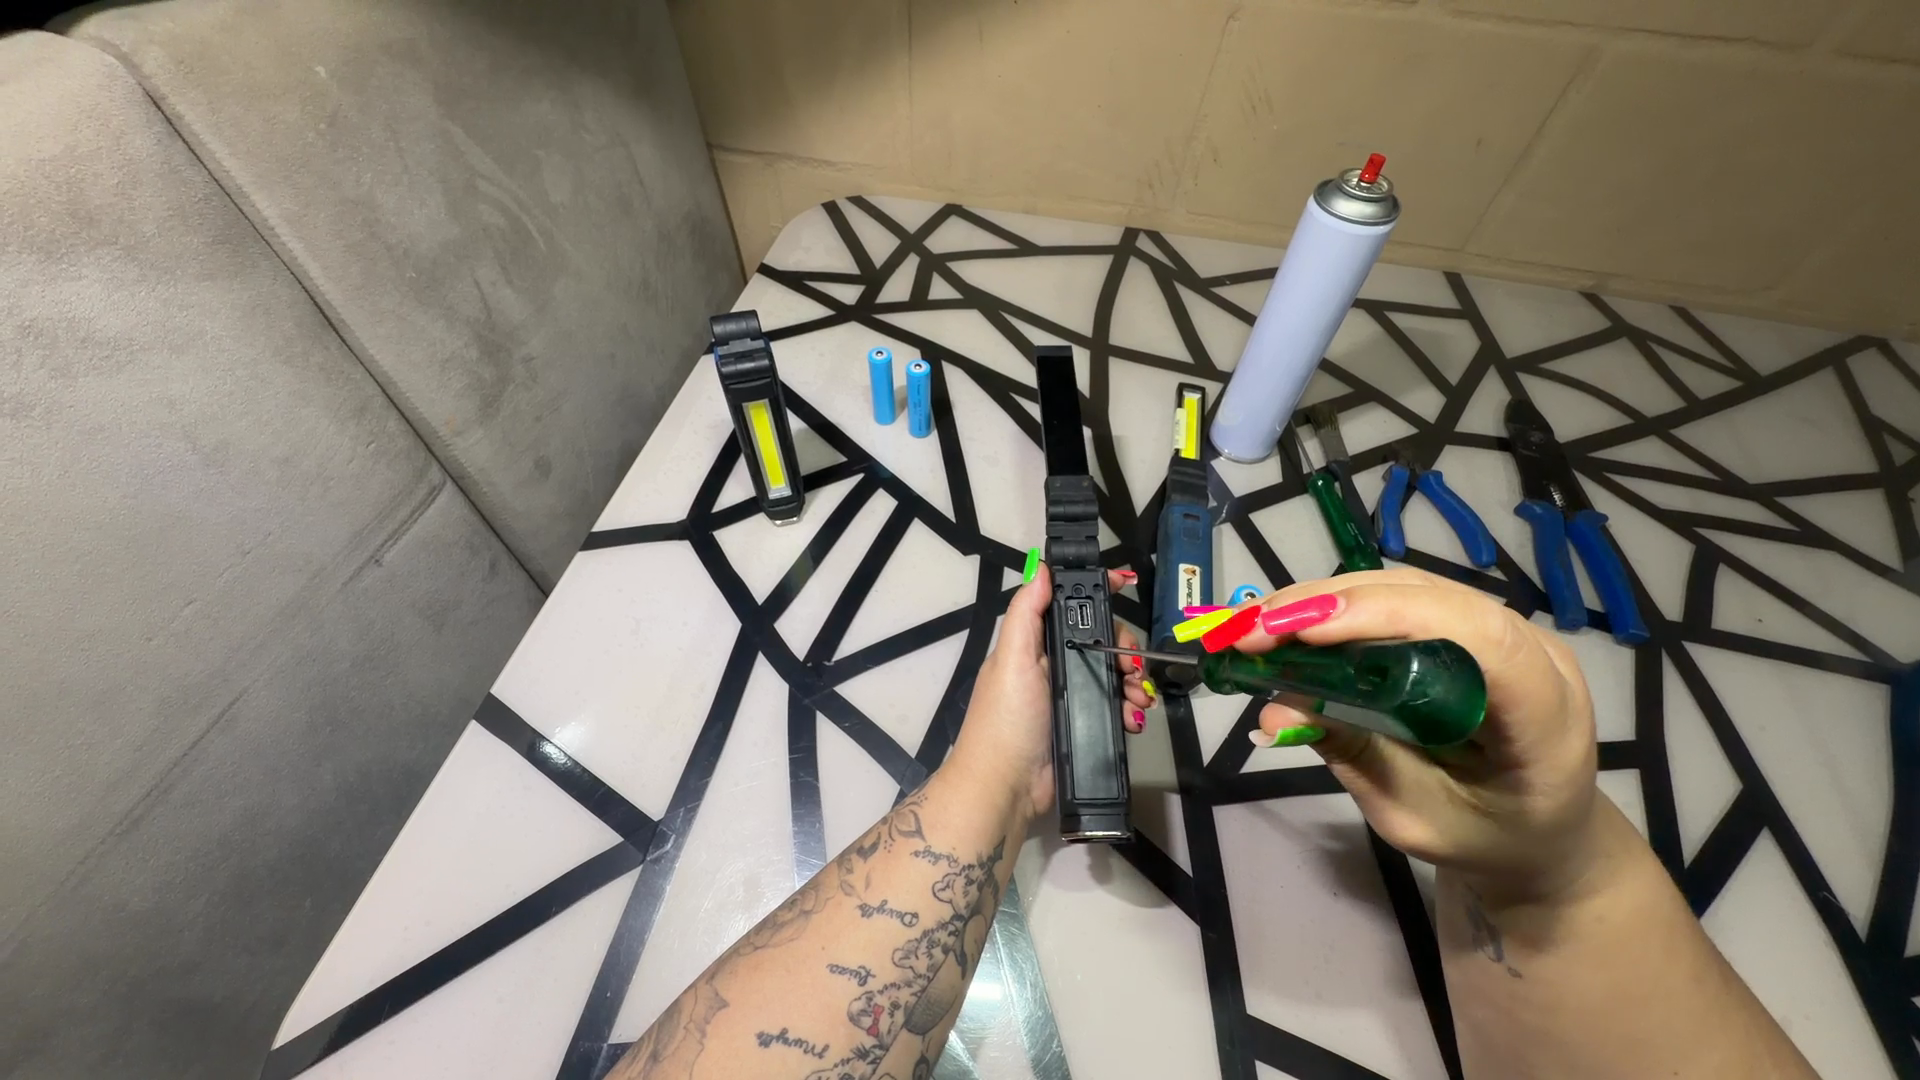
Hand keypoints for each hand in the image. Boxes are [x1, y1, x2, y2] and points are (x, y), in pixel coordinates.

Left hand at [946, 563, 1151, 820]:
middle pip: (1101, 642)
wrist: (1007, 785)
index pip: (1070, 608)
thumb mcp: (1012, 658)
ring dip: (1134, 682)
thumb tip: (1041, 566)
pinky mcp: (1085, 726)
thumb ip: (1027, 612)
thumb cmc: (1007, 716)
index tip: (1125, 583)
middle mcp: (1053, 667)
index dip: (1098, 593)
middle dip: (1125, 648)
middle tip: (1133, 666)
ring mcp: (1070, 697)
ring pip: (1114, 675)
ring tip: (1138, 697)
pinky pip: (1116, 707)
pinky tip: (1134, 718)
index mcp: (1034, 646)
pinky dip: (1130, 709)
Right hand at [1237, 568, 1602, 901]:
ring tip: (1252, 625)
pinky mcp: (1462, 625)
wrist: (1538, 833)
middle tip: (1249, 631)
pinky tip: (1285, 623)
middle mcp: (1530, 652)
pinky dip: (1331, 606)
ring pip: (1400, 587)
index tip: (1304, 634)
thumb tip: (1272, 710)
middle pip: (1425, 597)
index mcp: (1543, 713)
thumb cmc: (1485, 837)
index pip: (1478, 638)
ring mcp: (1499, 630)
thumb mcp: (1413, 816)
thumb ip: (1352, 756)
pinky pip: (1393, 598)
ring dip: (1319, 600)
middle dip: (1327, 606)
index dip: (1388, 619)